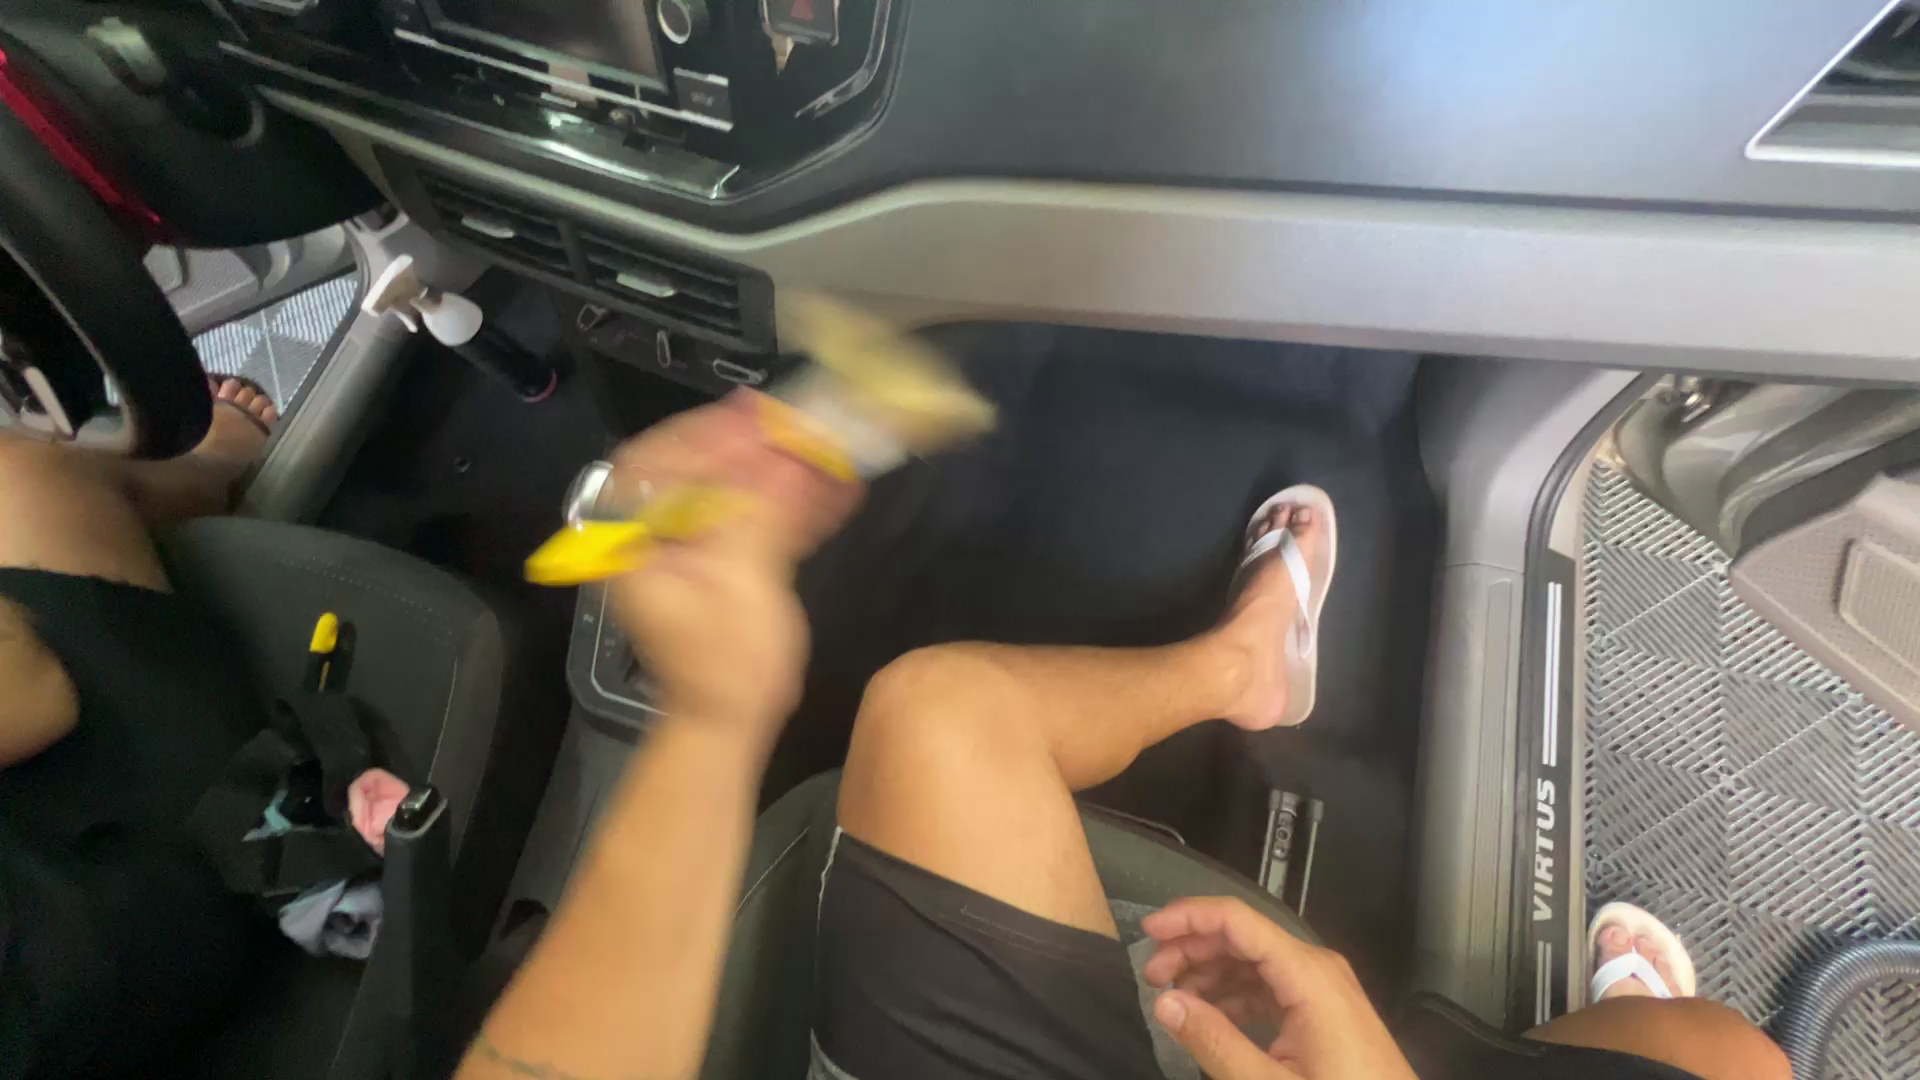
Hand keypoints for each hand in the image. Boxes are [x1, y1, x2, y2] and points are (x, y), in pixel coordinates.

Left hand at [603, 392, 861, 732]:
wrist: (732, 723)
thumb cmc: (725, 666)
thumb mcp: (741, 583)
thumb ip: (762, 513)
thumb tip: (788, 455)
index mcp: (638, 542)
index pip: (654, 464)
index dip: (701, 434)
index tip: (749, 415)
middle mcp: (660, 538)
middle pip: (703, 473)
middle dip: (755, 449)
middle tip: (800, 427)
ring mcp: (698, 552)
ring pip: (739, 495)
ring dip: (786, 474)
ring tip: (831, 451)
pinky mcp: (731, 565)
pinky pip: (763, 522)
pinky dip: (798, 506)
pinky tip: (839, 491)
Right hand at [1141, 897, 1417, 1079]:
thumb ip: (1215, 1043)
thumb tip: (1163, 1002)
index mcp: (1307, 973)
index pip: (1235, 919)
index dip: (1186, 917)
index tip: (1147, 932)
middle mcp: (1315, 967)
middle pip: (1240, 935)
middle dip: (1190, 947)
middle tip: (1151, 975)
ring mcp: (1322, 988)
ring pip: (1252, 958)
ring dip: (1208, 970)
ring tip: (1173, 996)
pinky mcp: (1324, 1011)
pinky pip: (1269, 984)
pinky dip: (1233, 992)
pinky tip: (1210, 1015)